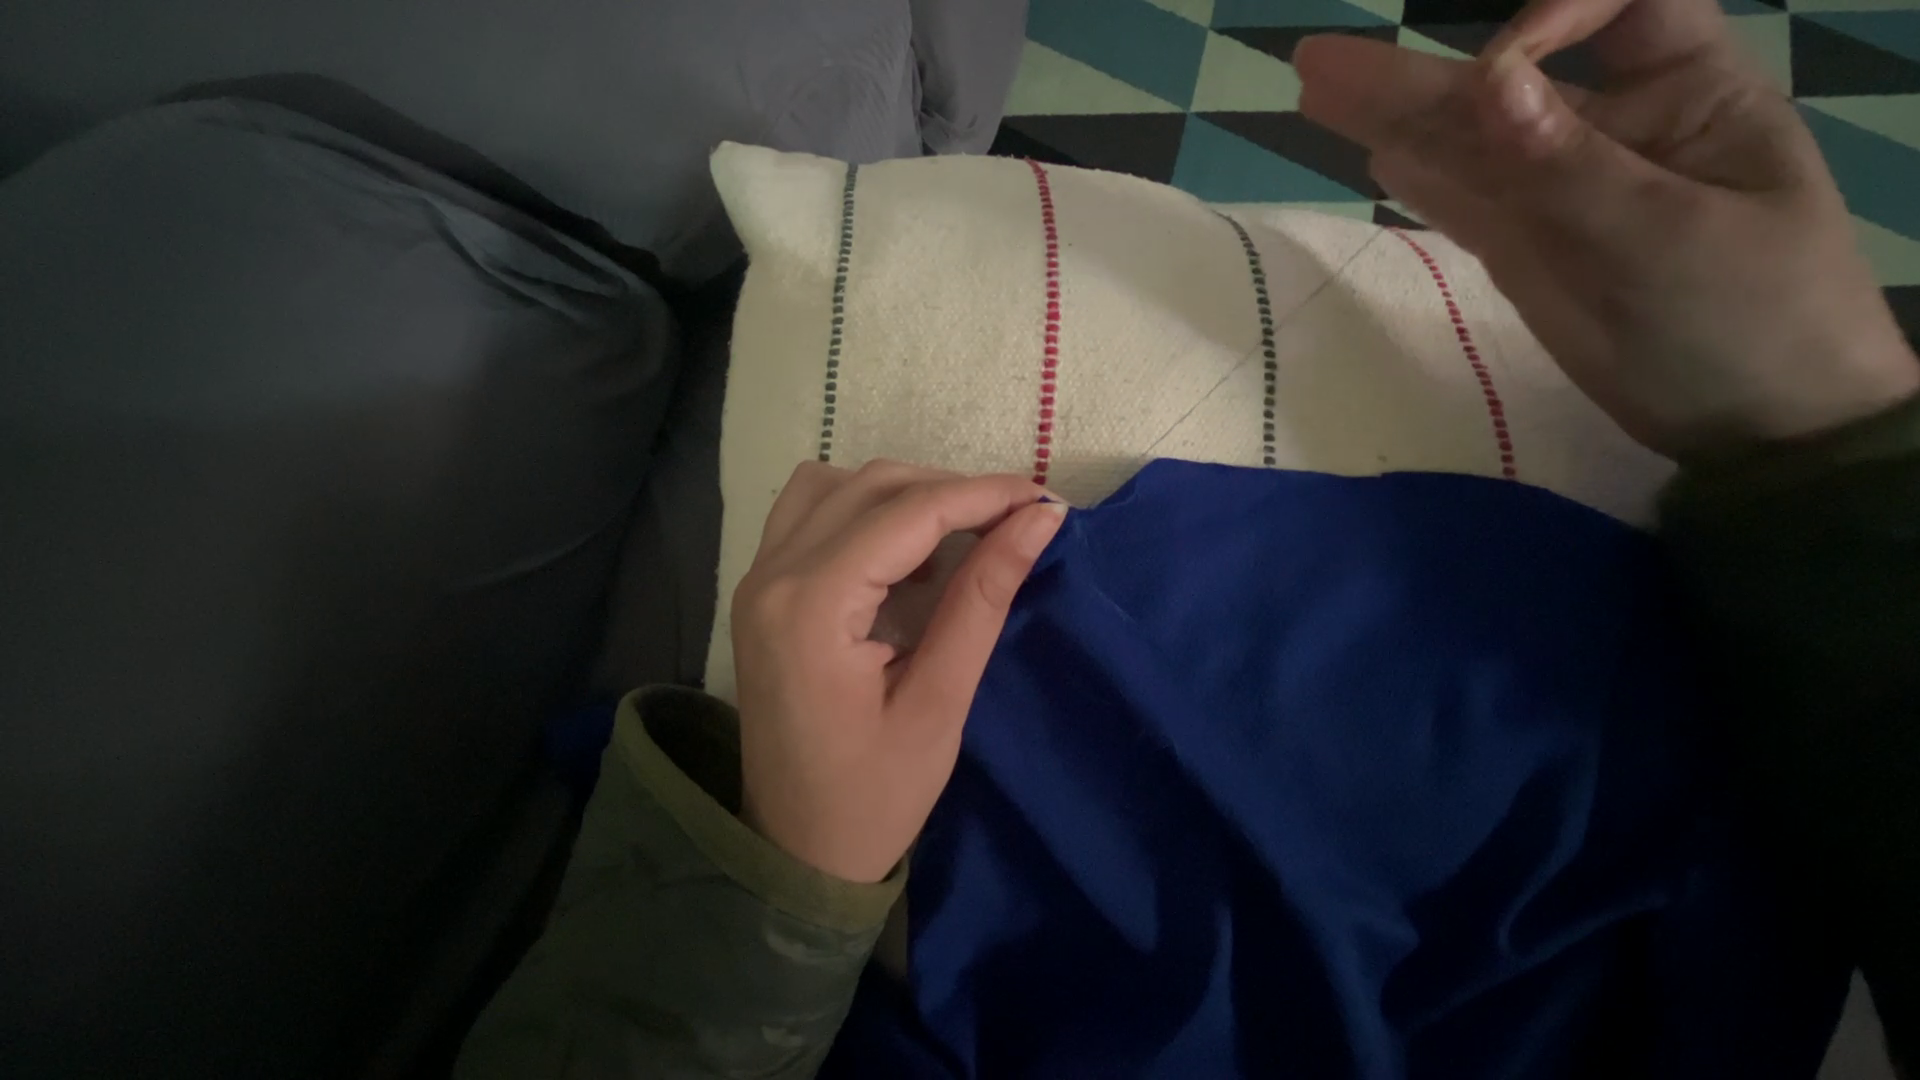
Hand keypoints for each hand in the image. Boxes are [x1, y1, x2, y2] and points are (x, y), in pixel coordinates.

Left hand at [730, 461, 1066, 883]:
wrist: (794, 851)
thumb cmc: (874, 798)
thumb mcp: (940, 703)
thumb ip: (983, 599)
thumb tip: (1039, 521)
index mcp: (811, 609)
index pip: (907, 514)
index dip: (982, 495)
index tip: (1044, 499)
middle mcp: (772, 576)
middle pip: (871, 486)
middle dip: (951, 490)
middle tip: (1014, 521)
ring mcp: (757, 578)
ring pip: (837, 485)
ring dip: (905, 494)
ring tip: (958, 535)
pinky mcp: (760, 589)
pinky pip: (811, 510)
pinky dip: (864, 509)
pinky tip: (901, 553)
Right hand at [1295, 0, 1919, 459]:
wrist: (1747, 419)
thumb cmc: (1747, 315)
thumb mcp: (1665, 234)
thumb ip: (1566, 162)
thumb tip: (1487, 81)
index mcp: (1684, 94)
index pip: (1618, 7)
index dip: (1547, 21)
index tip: (1488, 80)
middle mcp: (1609, 130)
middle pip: (1501, 86)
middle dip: (1413, 76)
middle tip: (1320, 65)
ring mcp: (1555, 196)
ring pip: (1462, 149)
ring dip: (1390, 123)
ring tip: (1318, 94)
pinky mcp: (1521, 250)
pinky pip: (1461, 205)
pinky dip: (1420, 183)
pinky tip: (1375, 156)